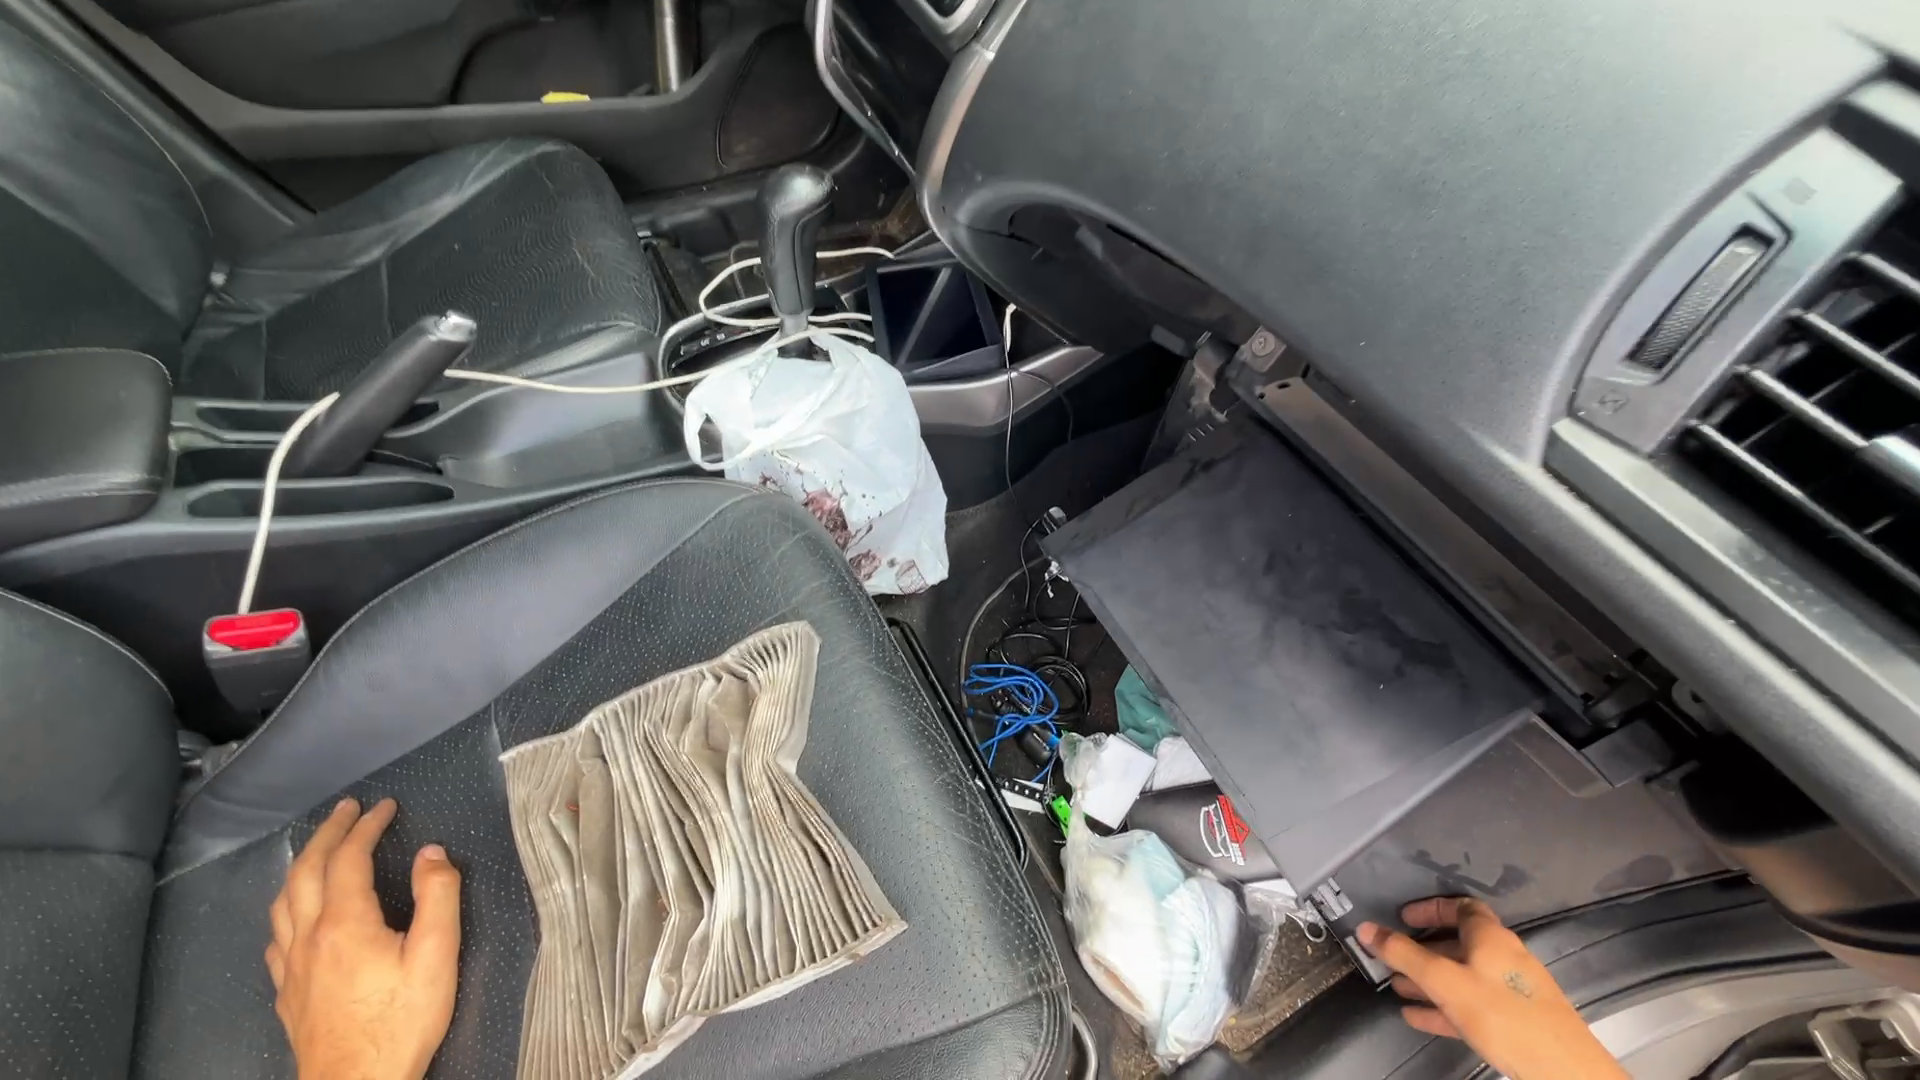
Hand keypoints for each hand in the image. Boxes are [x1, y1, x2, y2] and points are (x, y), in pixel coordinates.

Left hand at [266, 798, 462, 1079]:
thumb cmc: (403, 1017)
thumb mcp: (438, 953)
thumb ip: (438, 895)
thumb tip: (431, 853)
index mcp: (345, 923)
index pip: (349, 859)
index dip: (366, 827)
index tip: (386, 805)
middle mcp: (309, 938)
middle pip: (306, 873)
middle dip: (327, 834)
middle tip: (348, 810)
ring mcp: (292, 968)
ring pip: (283, 902)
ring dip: (303, 865)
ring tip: (320, 849)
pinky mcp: (288, 993)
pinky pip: (277, 935)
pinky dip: (289, 906)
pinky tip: (299, 914)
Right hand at [1357, 897, 1627, 1079]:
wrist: (1566, 1074)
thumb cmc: (1504, 1016)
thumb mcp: (1444, 981)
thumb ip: (1403, 954)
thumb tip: (1366, 928)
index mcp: (1491, 937)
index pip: (1459, 907)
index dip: (1430, 909)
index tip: (1404, 918)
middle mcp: (1504, 957)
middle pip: (1457, 943)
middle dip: (1421, 950)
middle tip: (1394, 957)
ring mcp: (1513, 990)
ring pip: (1462, 976)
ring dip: (1430, 980)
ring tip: (1399, 988)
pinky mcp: (1517, 1021)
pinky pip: (1473, 1004)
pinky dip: (1445, 1005)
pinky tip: (1419, 1016)